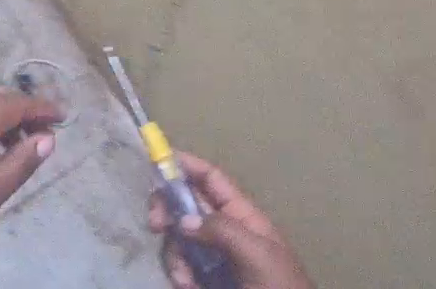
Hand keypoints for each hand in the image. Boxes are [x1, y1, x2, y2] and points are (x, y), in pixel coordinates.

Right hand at [145, 151, 313, 288]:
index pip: (211, 179)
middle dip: (167, 210)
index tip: (158, 160)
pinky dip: (179, 275)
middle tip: (155, 224)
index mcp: (242, 215)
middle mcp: (224, 232)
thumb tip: (183, 220)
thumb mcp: (257, 254)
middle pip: (187, 206)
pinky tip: (187, 287)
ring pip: (179, 240)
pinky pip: (181, 269)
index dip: (187, 165)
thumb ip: (222, 230)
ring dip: (174, 253)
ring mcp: (214, 259)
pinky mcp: (205, 282)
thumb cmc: (280, 287)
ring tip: (184, 278)